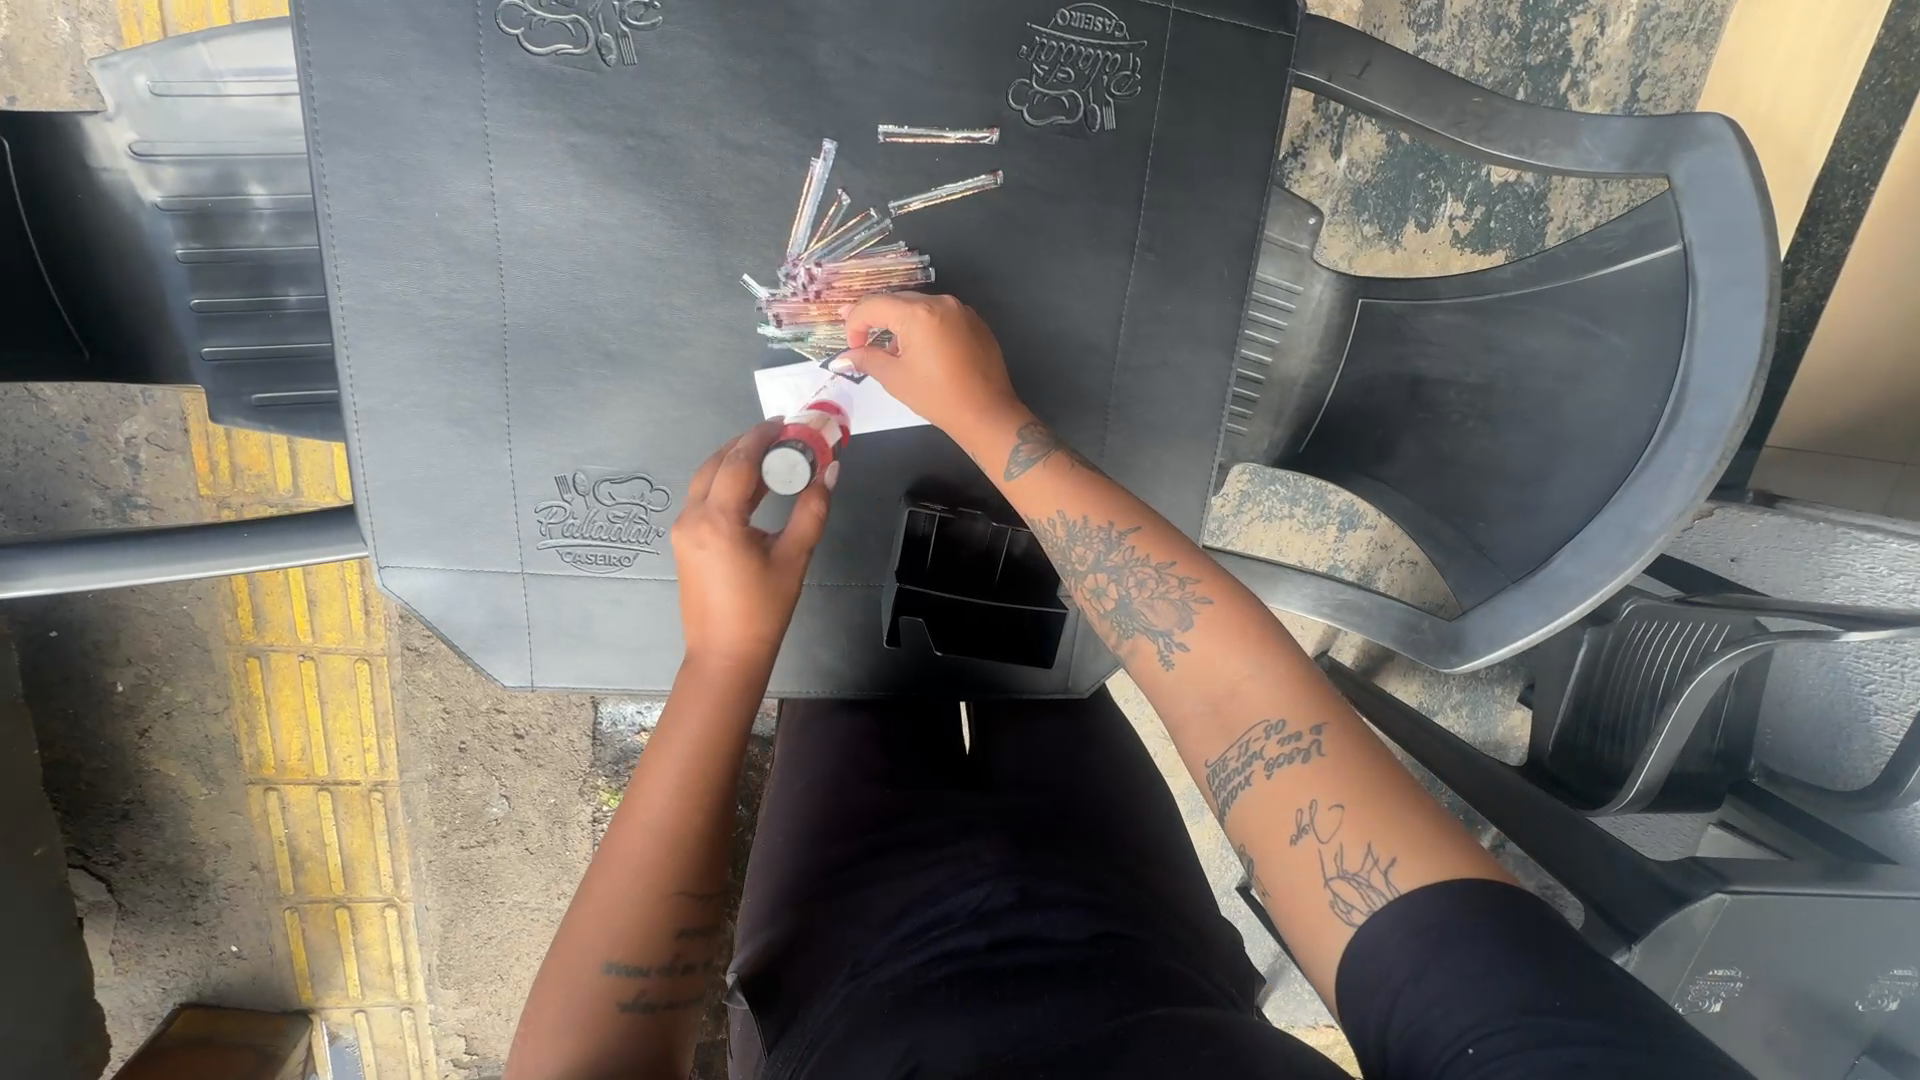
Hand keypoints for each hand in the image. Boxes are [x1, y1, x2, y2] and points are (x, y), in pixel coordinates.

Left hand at [672, 420, 831, 669]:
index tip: (786, 423)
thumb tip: (829, 472)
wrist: (726, 654)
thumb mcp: (794, 558)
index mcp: (717, 519)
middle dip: (747, 444)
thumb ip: (811, 510)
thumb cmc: (763, 610)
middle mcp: (692, 517)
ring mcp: (683, 530)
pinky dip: (727, 484)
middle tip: (780, 435)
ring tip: (770, 456)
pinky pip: (704, 499)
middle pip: (716, 463)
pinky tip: (754, 488)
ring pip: (706, 479)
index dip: (762, 437)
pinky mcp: (685, 542)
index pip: (739, 461)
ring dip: (735, 462)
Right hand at [837, 292, 1025, 438]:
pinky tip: (923, 353)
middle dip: (877, 320)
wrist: (986, 412)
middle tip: (862, 340)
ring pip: (920, 307)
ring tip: (895, 352)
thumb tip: (843, 357)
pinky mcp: (975, 322)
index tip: (853, 347)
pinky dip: (925, 327)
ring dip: (901, 324)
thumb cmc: (937, 397)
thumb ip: (867, 359)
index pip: (873, 305)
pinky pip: (941, 316)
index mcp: (918, 313)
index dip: (855, 323)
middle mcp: (941, 302)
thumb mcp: (895, 378)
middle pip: (897, 301)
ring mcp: (961, 310)